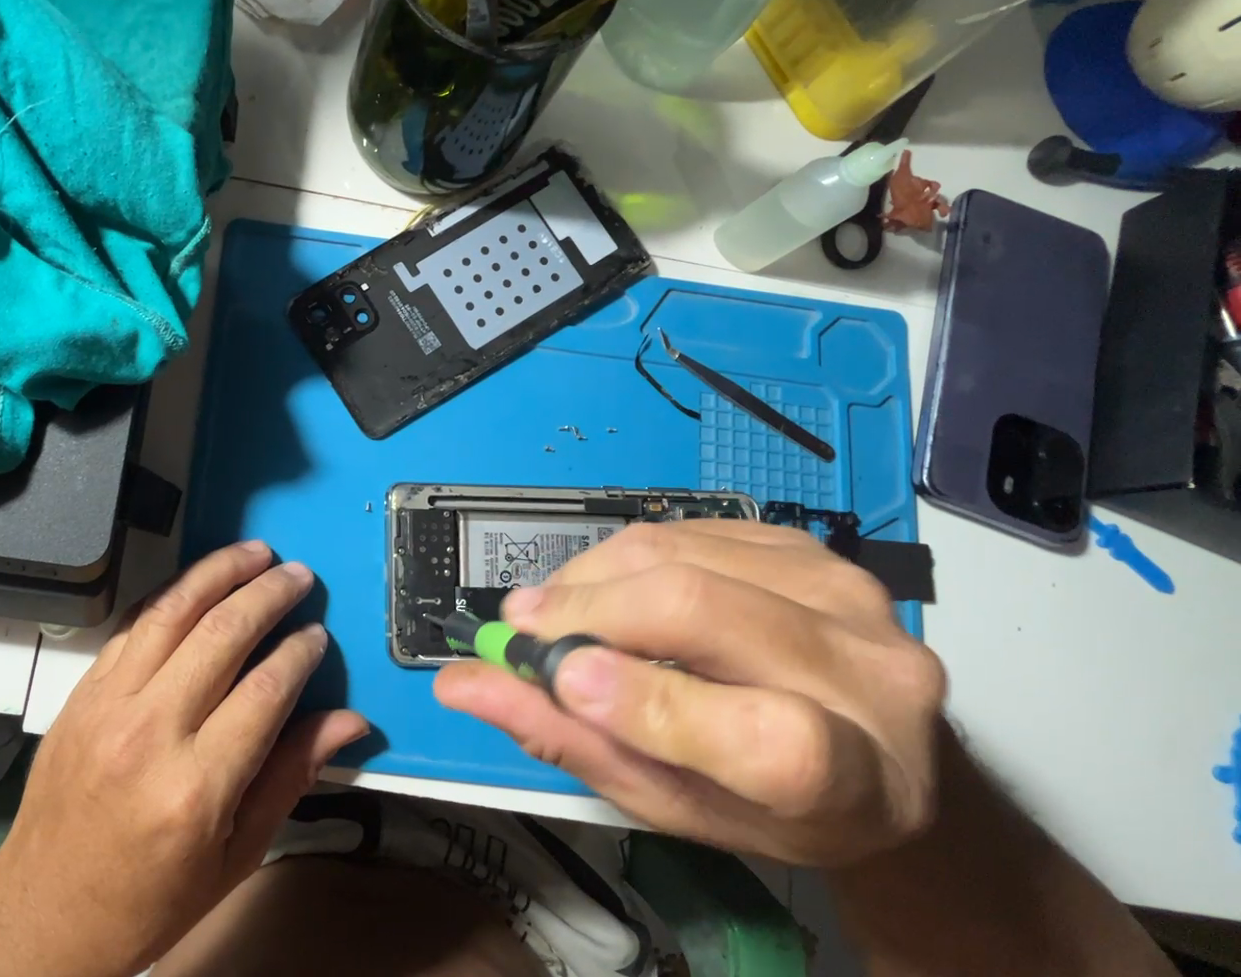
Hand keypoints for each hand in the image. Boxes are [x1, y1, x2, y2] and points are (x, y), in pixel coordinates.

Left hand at [0, 542, 369, 976]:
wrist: (48, 910)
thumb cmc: (153, 896)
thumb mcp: (237, 853)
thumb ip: (291, 775)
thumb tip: (349, 721)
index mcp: (198, 786)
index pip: (266, 690)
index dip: (300, 653)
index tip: (318, 635)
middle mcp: (150, 733)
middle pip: (221, 636)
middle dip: (268, 596)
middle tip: (298, 576)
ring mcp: (108, 706)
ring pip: (171, 613)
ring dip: (216, 573)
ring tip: (254, 552)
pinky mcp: (82, 694)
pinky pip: (130, 627)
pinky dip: (168, 595)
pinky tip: (196, 581)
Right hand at [434, 520, 945, 867]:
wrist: (871, 754)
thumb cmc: (762, 804)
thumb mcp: (666, 802)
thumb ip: (568, 742)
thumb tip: (463, 684)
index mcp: (853, 784)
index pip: (769, 740)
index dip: (655, 706)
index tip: (561, 680)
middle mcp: (867, 675)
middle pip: (707, 611)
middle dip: (591, 611)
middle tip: (521, 630)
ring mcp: (847, 595)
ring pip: (682, 555)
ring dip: (592, 578)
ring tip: (554, 612)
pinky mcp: (811, 547)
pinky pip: (689, 530)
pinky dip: (623, 557)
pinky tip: (609, 590)